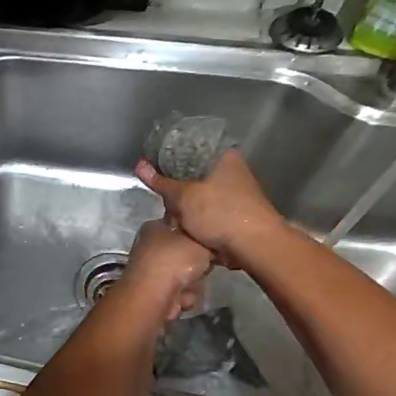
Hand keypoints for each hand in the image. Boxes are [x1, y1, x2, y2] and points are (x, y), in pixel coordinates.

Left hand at [121, 220, 211, 320]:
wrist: (154, 295)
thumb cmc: (175, 259)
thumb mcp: (201, 241)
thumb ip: (208, 240)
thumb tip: (211, 246)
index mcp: (154, 228)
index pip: (181, 227)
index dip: (197, 237)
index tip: (208, 244)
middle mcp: (150, 248)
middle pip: (185, 255)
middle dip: (197, 265)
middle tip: (203, 265)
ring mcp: (152, 272)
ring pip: (185, 276)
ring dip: (193, 284)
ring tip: (189, 283)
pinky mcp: (155, 293)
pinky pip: (180, 293)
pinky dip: (184, 296)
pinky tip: (182, 297)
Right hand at [135, 150, 284, 268]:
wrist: (255, 246)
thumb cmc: (220, 213)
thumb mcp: (183, 197)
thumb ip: (161, 183)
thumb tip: (140, 166)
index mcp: (223, 156)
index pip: (189, 149)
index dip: (167, 159)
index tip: (152, 170)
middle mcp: (231, 170)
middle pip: (192, 174)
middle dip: (175, 189)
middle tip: (162, 199)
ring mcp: (234, 193)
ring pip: (198, 196)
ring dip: (184, 208)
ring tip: (172, 217)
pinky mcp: (234, 213)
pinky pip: (206, 212)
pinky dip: (195, 219)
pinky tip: (184, 227)